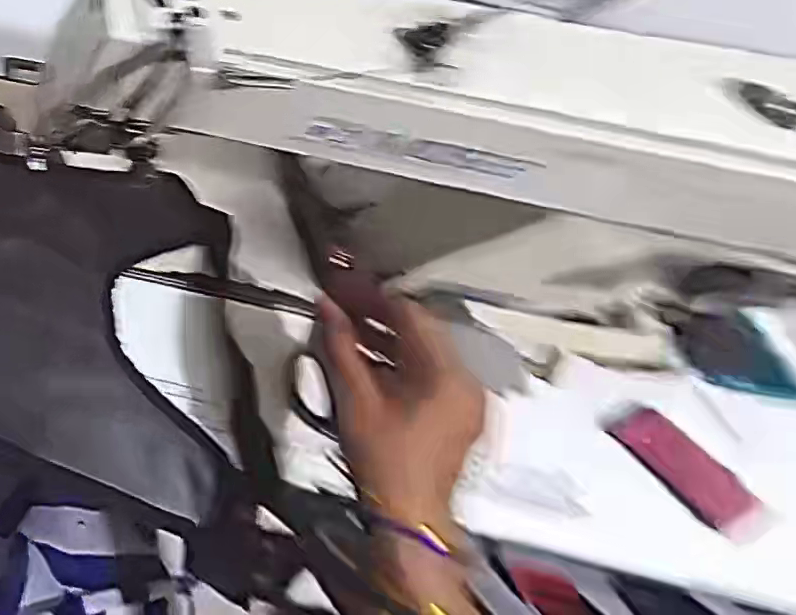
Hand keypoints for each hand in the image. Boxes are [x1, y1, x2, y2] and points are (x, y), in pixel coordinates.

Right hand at [318, 294, 484, 614]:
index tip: (345, 285)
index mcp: (448, 376)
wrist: (408, 509)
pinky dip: (399, 354)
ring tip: (349, 324)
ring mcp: (467, 399)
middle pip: (421, 328)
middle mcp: (467, 383)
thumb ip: (339, 341)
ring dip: (386, 332)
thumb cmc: (384, 456)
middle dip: (378, 311)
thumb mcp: (354, 392)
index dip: (372, 295)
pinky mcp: (458, 410)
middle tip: (342, 301)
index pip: (411, 314)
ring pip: (425, 346)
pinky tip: (367, 352)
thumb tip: (327, 306)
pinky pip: (429, 366)